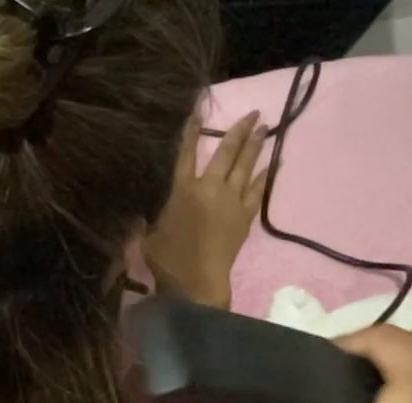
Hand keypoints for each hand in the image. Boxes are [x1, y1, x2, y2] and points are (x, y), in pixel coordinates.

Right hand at [143, 112, 269, 309]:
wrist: (196, 280)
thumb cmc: (167, 261)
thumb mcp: (147, 239)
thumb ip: (146, 223)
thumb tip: (138, 216)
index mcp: (181, 192)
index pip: (186, 155)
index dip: (191, 133)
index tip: (198, 114)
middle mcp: (209, 188)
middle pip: (226, 153)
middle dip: (239, 131)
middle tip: (252, 114)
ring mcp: (231, 200)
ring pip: (245, 165)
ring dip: (255, 145)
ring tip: (265, 128)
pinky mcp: (245, 215)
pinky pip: (258, 189)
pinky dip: (265, 175)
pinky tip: (272, 163)